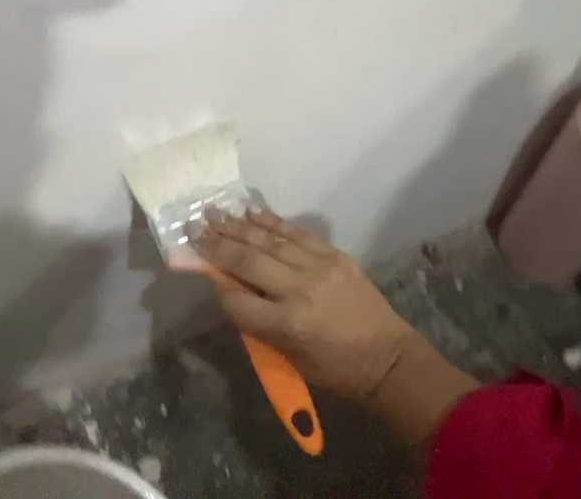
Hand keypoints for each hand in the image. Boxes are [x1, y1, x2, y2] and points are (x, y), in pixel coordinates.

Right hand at [193, 207, 424, 402]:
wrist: (387, 359)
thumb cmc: (335, 370)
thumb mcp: (290, 357)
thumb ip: (259, 324)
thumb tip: (230, 291)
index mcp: (287, 324)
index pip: (237, 301)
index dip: (217, 287)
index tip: (200, 270)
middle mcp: (299, 290)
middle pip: (248, 261)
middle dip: (216, 244)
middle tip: (192, 226)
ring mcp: (318, 267)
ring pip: (269, 240)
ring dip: (237, 225)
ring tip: (212, 211)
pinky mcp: (334, 255)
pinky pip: (296, 233)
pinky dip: (271, 221)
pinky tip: (250, 211)